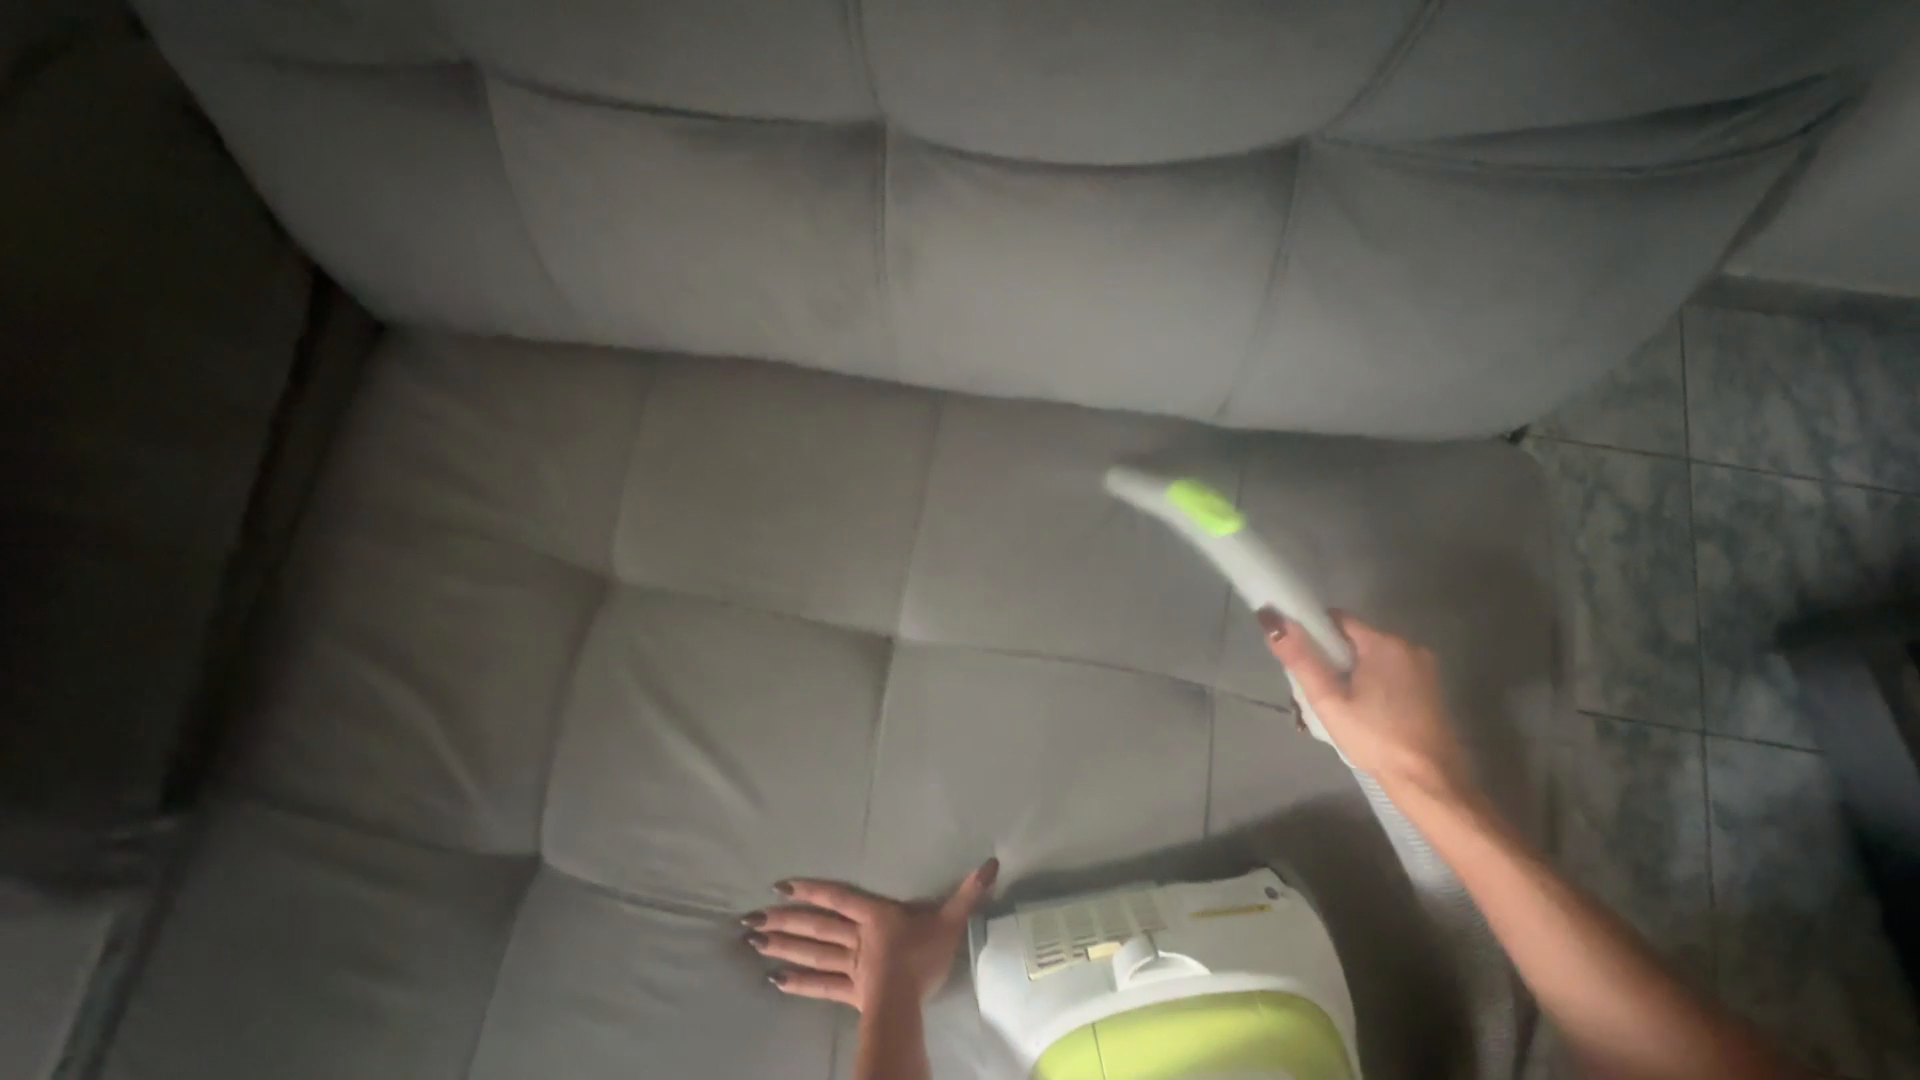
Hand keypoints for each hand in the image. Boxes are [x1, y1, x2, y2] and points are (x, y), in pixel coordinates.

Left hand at [743, 858, 998, 1012]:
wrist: (909, 1000)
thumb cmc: (926, 956)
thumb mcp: (952, 918)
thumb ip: (968, 892)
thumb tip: (992, 862)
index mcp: (875, 916)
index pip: (839, 898)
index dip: (811, 891)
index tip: (780, 885)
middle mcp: (857, 938)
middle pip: (816, 927)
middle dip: (783, 921)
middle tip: (748, 918)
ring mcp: (850, 967)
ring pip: (812, 953)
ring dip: (783, 947)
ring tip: (752, 943)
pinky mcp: (850, 992)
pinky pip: (820, 986)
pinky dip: (798, 983)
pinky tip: (774, 981)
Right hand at [1258, 608, 1473, 804]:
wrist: (1428, 780)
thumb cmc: (1374, 738)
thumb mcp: (1328, 701)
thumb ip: (1300, 659)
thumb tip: (1270, 620)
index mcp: (1383, 644)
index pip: (1338, 620)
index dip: (1314, 634)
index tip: (1302, 660)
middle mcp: (1408, 647)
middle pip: (1356, 640)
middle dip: (1332, 659)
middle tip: (1318, 693)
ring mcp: (1424, 669)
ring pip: (1373, 659)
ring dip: (1352, 674)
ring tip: (1338, 707)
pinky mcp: (1431, 689)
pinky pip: (1391, 674)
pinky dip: (1373, 685)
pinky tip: (1364, 713)